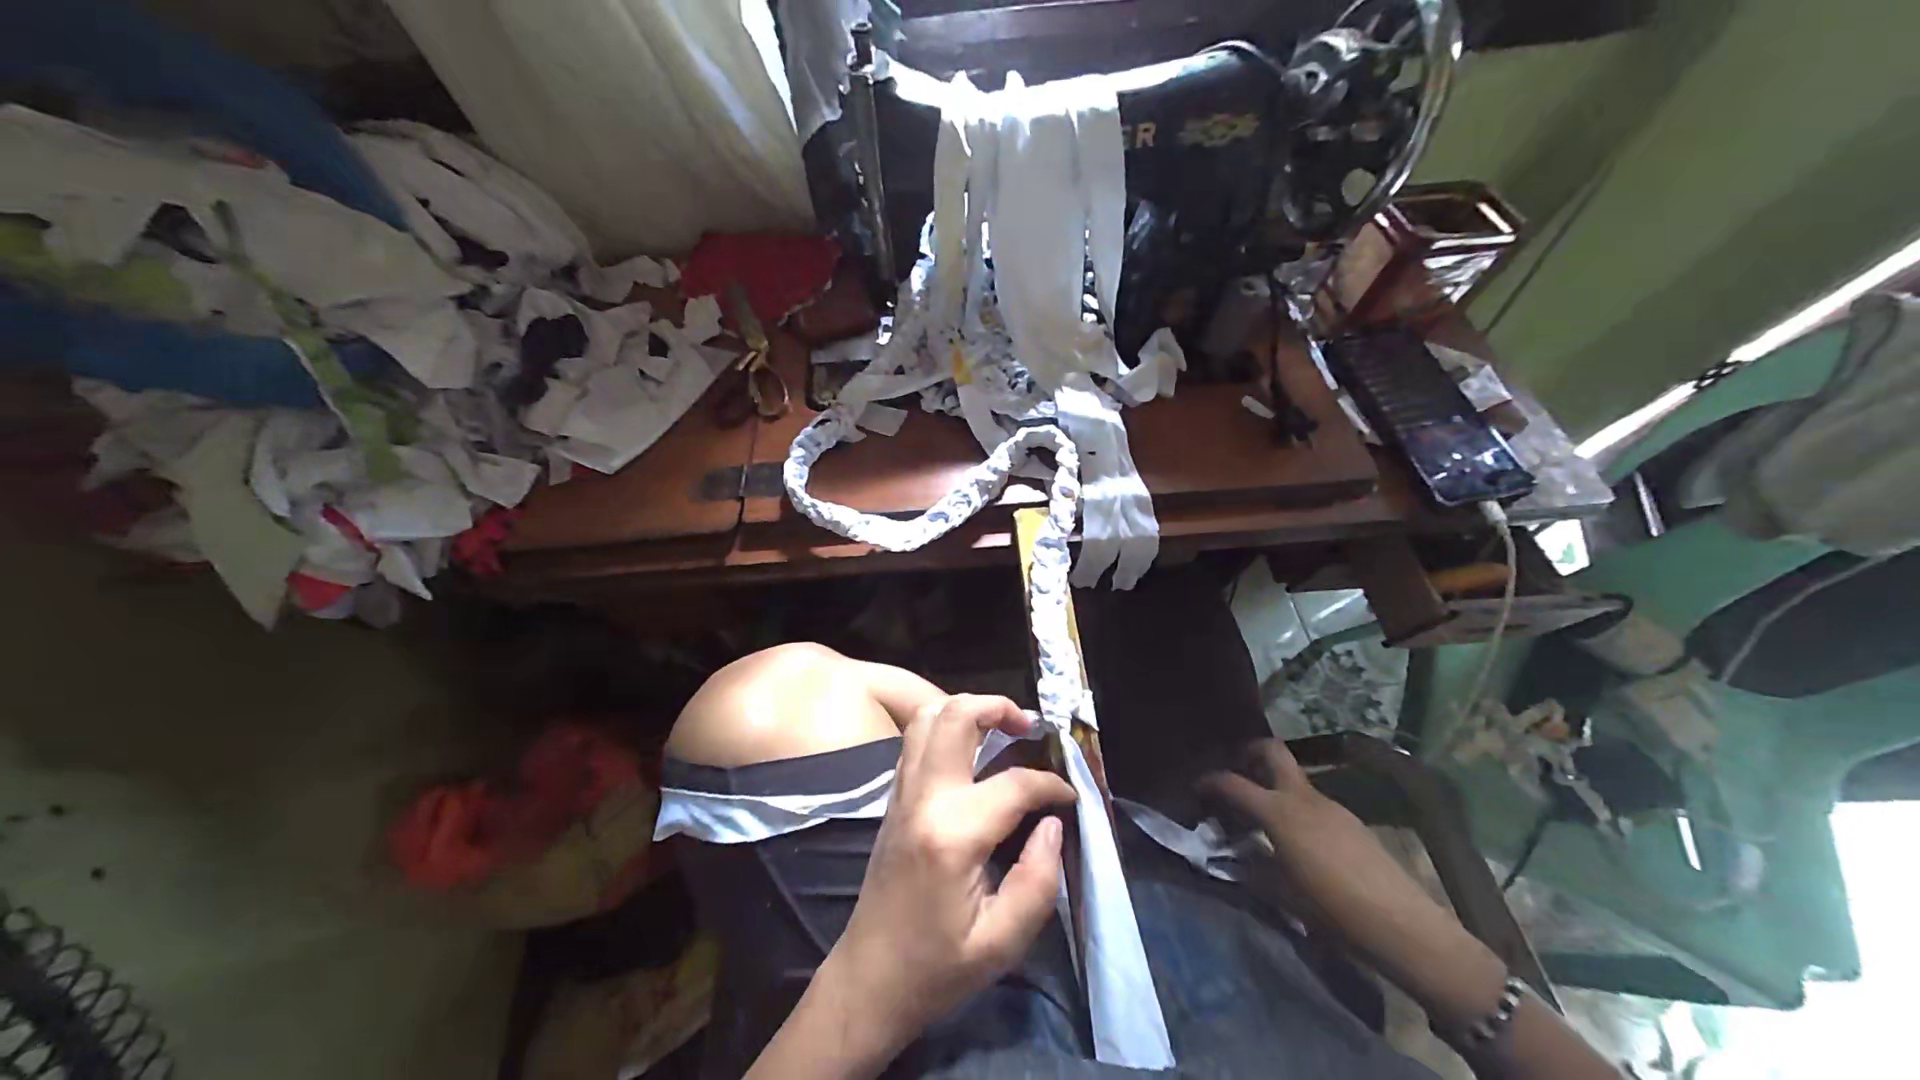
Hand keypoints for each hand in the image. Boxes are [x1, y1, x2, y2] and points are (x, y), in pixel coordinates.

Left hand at [805, 696, 1077, 1069]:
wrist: (869, 978)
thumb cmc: (937, 968)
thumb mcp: (1002, 943)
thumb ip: (1038, 879)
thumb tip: (1053, 823)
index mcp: (952, 833)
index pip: (1013, 784)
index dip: (1051, 785)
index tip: (1071, 797)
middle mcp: (922, 798)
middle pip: (956, 717)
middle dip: (998, 708)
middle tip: (1030, 726)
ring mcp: (901, 793)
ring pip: (927, 717)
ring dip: (968, 709)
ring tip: (1002, 729)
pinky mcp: (893, 799)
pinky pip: (916, 740)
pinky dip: (946, 727)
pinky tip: (972, 752)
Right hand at [1200, 739, 1507, 1032]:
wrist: (1403, 925)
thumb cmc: (1332, 910)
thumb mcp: (1280, 894)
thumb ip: (1252, 867)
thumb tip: (1234, 853)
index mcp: (1279, 813)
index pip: (1233, 783)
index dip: (1210, 781)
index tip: (1197, 788)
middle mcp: (1304, 798)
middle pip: (1273, 752)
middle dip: (1251, 752)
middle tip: (1237, 770)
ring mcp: (1333, 806)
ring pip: (1296, 780)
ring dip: (1275, 786)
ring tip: (1264, 817)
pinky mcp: (1352, 822)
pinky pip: (1314, 802)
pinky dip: (1298, 808)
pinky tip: (1299, 839)